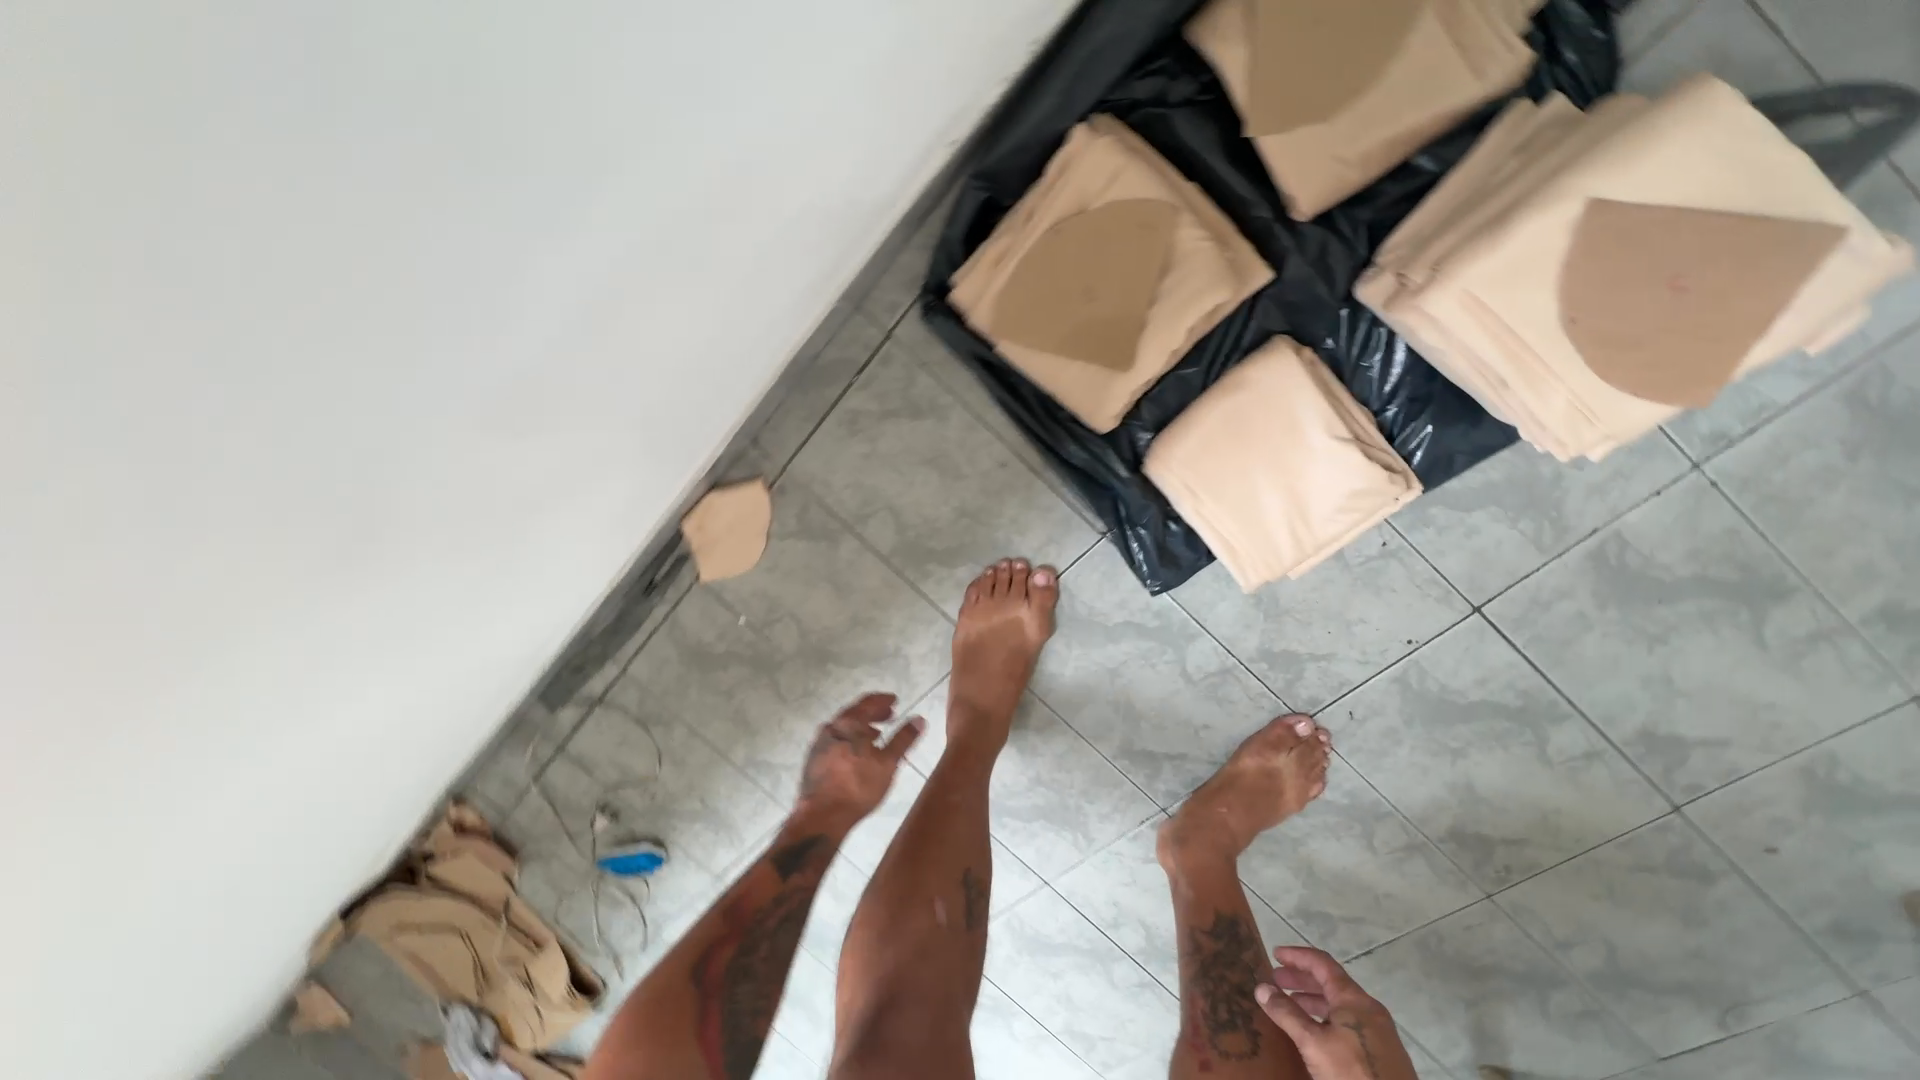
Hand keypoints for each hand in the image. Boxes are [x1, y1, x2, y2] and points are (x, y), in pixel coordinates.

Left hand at [794, 693, 922, 826]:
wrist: (822, 816)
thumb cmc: (858, 786)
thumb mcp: (888, 763)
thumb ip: (903, 739)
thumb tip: (919, 719)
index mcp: (848, 723)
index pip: (867, 702)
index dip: (883, 700)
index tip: (894, 700)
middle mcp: (831, 728)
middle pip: (854, 713)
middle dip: (873, 713)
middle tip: (889, 716)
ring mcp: (819, 744)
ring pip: (843, 729)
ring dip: (861, 728)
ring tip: (876, 735)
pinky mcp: (813, 761)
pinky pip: (836, 741)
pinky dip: (849, 740)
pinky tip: (856, 754)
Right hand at [1253, 947, 1417, 1079]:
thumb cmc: (1352, 1072)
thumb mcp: (1313, 1042)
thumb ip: (1287, 1013)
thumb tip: (1261, 988)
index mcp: (1355, 999)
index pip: (1322, 963)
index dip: (1297, 956)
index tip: (1275, 955)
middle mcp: (1369, 1009)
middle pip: (1332, 982)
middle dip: (1302, 979)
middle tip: (1276, 981)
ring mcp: (1379, 1032)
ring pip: (1341, 1005)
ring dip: (1313, 1000)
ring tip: (1290, 1006)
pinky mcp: (1382, 1053)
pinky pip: (1349, 1023)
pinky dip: (1327, 1018)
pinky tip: (1315, 1034)